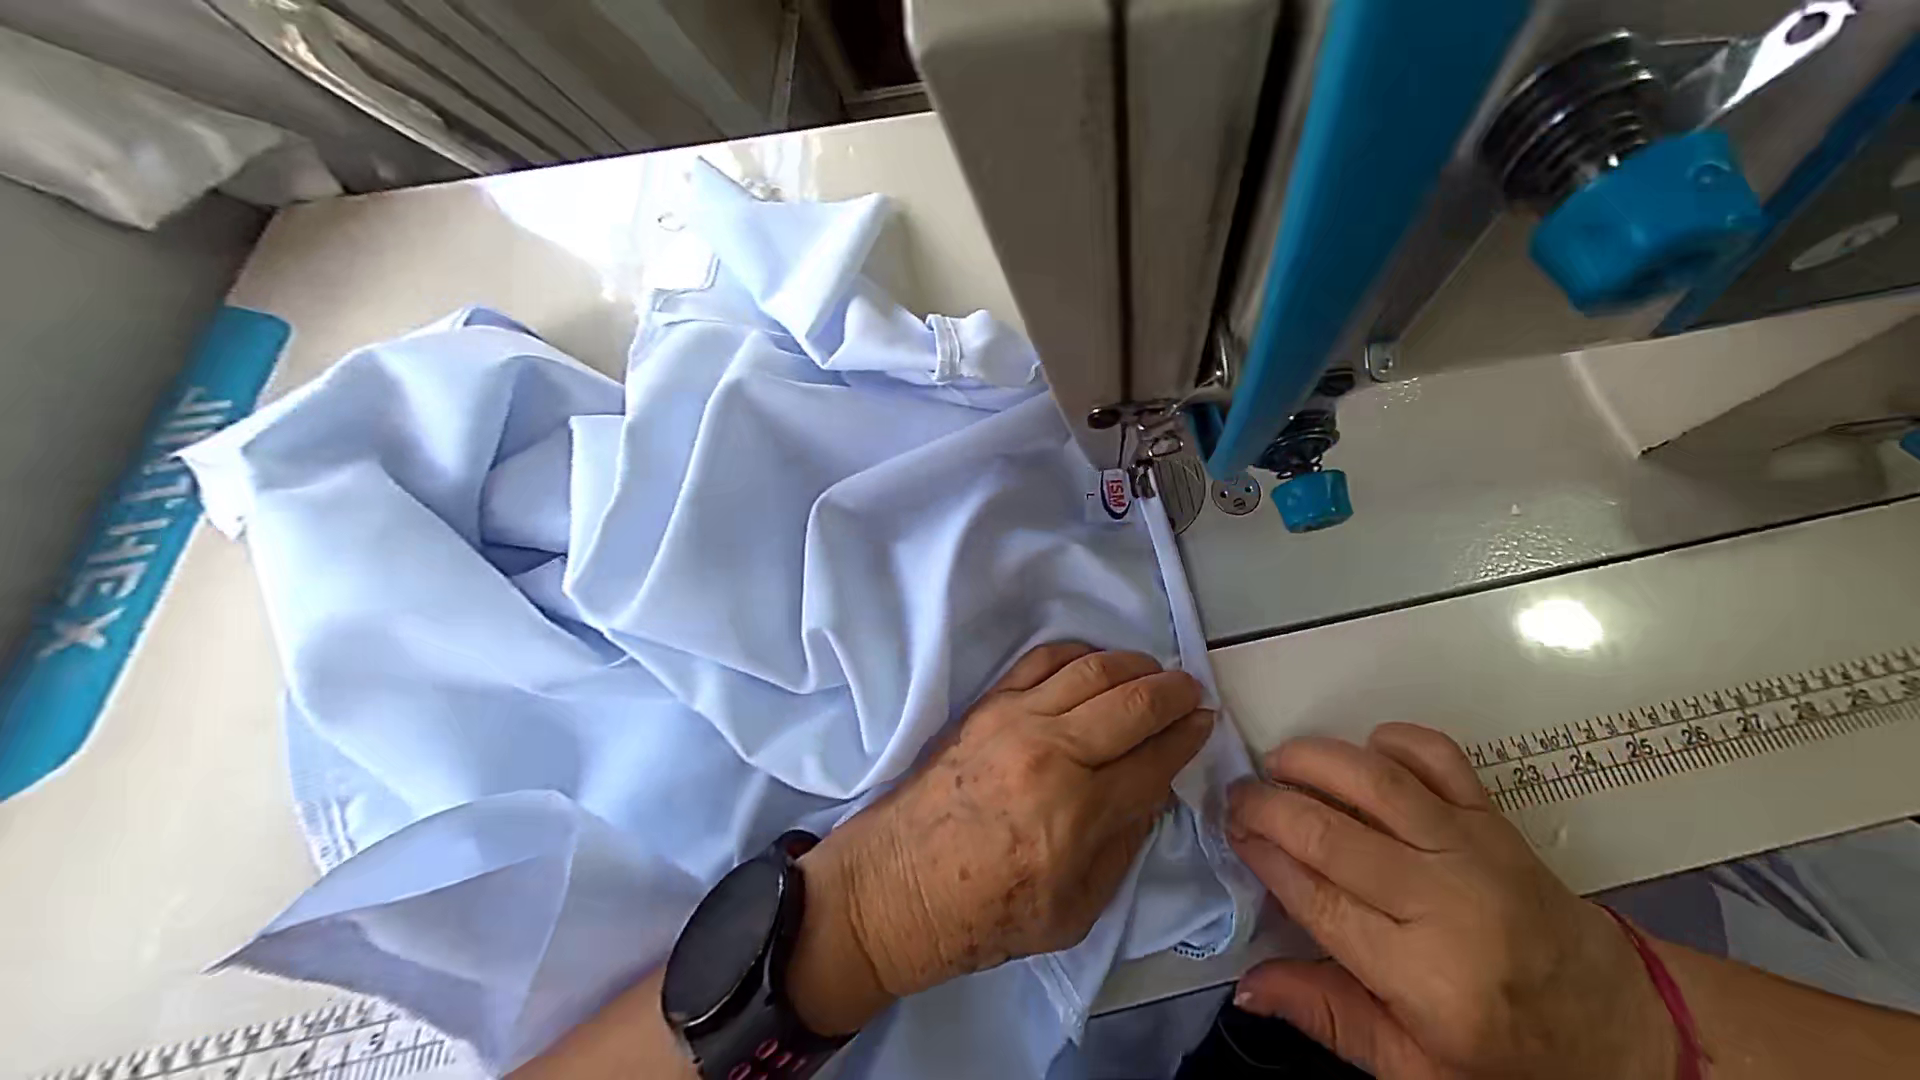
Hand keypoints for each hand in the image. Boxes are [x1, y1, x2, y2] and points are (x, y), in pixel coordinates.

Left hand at [801, 643, 1213, 1013]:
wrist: (899, 884)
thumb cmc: (988, 913)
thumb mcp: (1078, 909)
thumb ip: (1124, 844)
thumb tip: (1153, 786)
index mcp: (1079, 812)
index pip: (1155, 758)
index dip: (1188, 736)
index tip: (1205, 723)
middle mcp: (1051, 753)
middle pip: (1132, 702)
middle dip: (1173, 691)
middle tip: (1189, 690)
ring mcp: (1015, 720)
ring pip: (1091, 670)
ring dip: (1133, 664)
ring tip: (1153, 672)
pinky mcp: (987, 706)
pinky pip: (1041, 660)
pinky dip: (1077, 653)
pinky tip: (1096, 662)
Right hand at [1226, 724, 1674, 1079]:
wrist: (1624, 1029)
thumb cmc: (1508, 1054)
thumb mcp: (1415, 1067)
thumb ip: (1328, 1017)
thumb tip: (1245, 985)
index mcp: (1425, 979)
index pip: (1314, 897)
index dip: (1261, 856)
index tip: (1232, 833)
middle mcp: (1447, 905)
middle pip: (1329, 833)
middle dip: (1266, 805)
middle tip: (1238, 797)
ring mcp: (1476, 852)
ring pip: (1375, 781)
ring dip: (1312, 759)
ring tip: (1278, 763)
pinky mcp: (1496, 821)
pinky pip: (1438, 757)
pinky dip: (1392, 739)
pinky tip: (1362, 752)